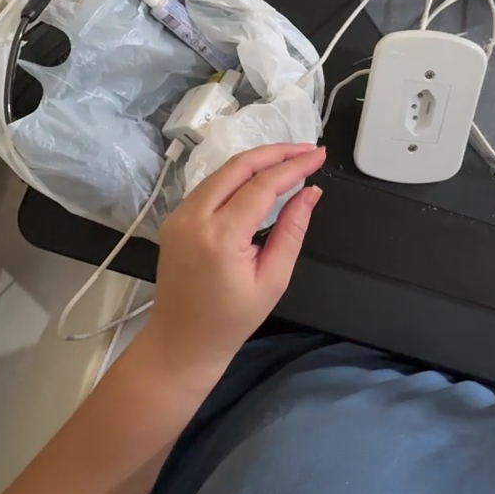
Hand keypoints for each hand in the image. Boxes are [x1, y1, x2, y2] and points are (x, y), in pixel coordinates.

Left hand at [149, 143, 325, 372]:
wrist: (180, 343)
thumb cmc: (231, 321)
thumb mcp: (273, 280)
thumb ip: (292, 231)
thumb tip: (311, 193)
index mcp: (220, 237)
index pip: (262, 186)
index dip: (294, 166)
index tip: (319, 156)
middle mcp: (194, 218)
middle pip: (238, 166)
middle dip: (276, 152)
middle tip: (307, 150)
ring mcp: (179, 216)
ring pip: (222, 172)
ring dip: (257, 161)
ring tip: (289, 159)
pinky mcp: (175, 218)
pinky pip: (210, 186)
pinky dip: (238, 175)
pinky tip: (260, 176)